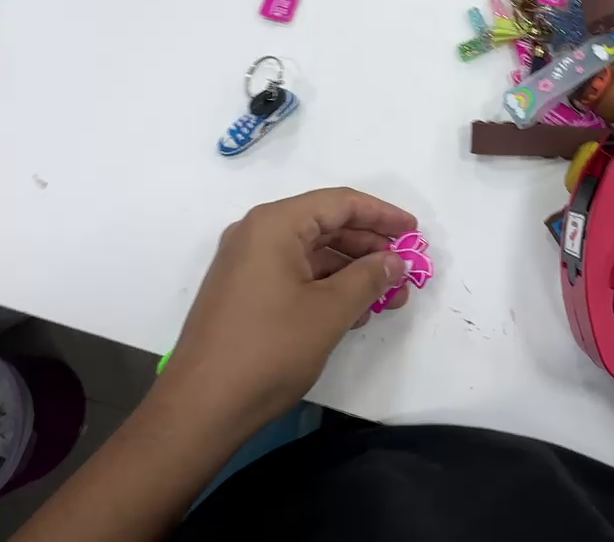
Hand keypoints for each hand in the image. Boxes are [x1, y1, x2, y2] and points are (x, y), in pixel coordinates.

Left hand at [157, 187, 417, 438]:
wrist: (200, 410)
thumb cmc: (268, 350)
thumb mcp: (329, 311)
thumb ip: (369, 278)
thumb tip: (396, 261)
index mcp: (274, 224)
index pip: (339, 203)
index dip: (382, 215)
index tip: (414, 233)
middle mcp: (257, 234)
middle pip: (326, 225)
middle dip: (370, 247)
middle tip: (406, 270)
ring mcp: (247, 264)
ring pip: (313, 253)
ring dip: (353, 271)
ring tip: (390, 297)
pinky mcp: (244, 293)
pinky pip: (296, 275)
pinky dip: (328, 287)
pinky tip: (356, 310)